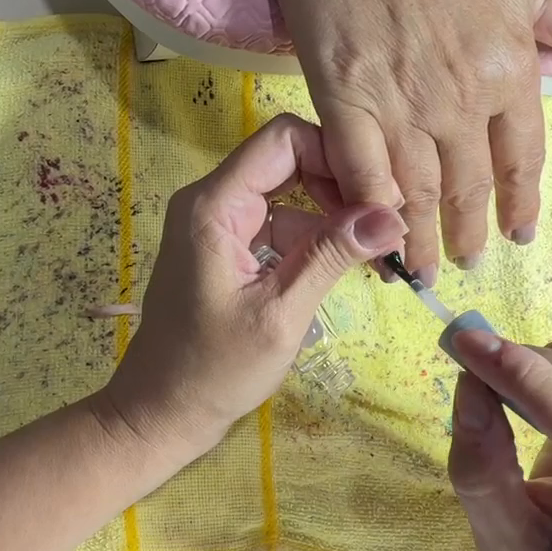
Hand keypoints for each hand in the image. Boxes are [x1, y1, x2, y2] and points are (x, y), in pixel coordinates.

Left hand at [99, 114, 406, 457]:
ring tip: (381, 250)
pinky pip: (279, 223)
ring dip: (333, 216)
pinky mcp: (228, 246)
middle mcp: (212, 200)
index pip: (283, 139)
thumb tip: (390, 215)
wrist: (161, 411)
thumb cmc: (214, 369)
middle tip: (388, 223)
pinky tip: (350, 263)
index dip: (336, 154)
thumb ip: (331, 256)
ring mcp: (219, 222)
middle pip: (288, 160)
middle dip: (341, 186)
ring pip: (289, 193)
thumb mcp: (281, 314)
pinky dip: (314, 238)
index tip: (380, 192)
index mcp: (214, 205)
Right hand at [268, 0, 551, 281]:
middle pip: (468, 186)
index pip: (522, 158)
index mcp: (512, 68)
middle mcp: (462, 100)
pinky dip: (369, 213)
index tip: (515, 235)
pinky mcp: (342, 100)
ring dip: (418, 239)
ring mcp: (400, 104)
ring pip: (416, 192)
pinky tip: (372, 238)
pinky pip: (361, 174)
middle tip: (461, 263)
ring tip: (419, 269)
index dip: (517, 203)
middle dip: (466, 232)